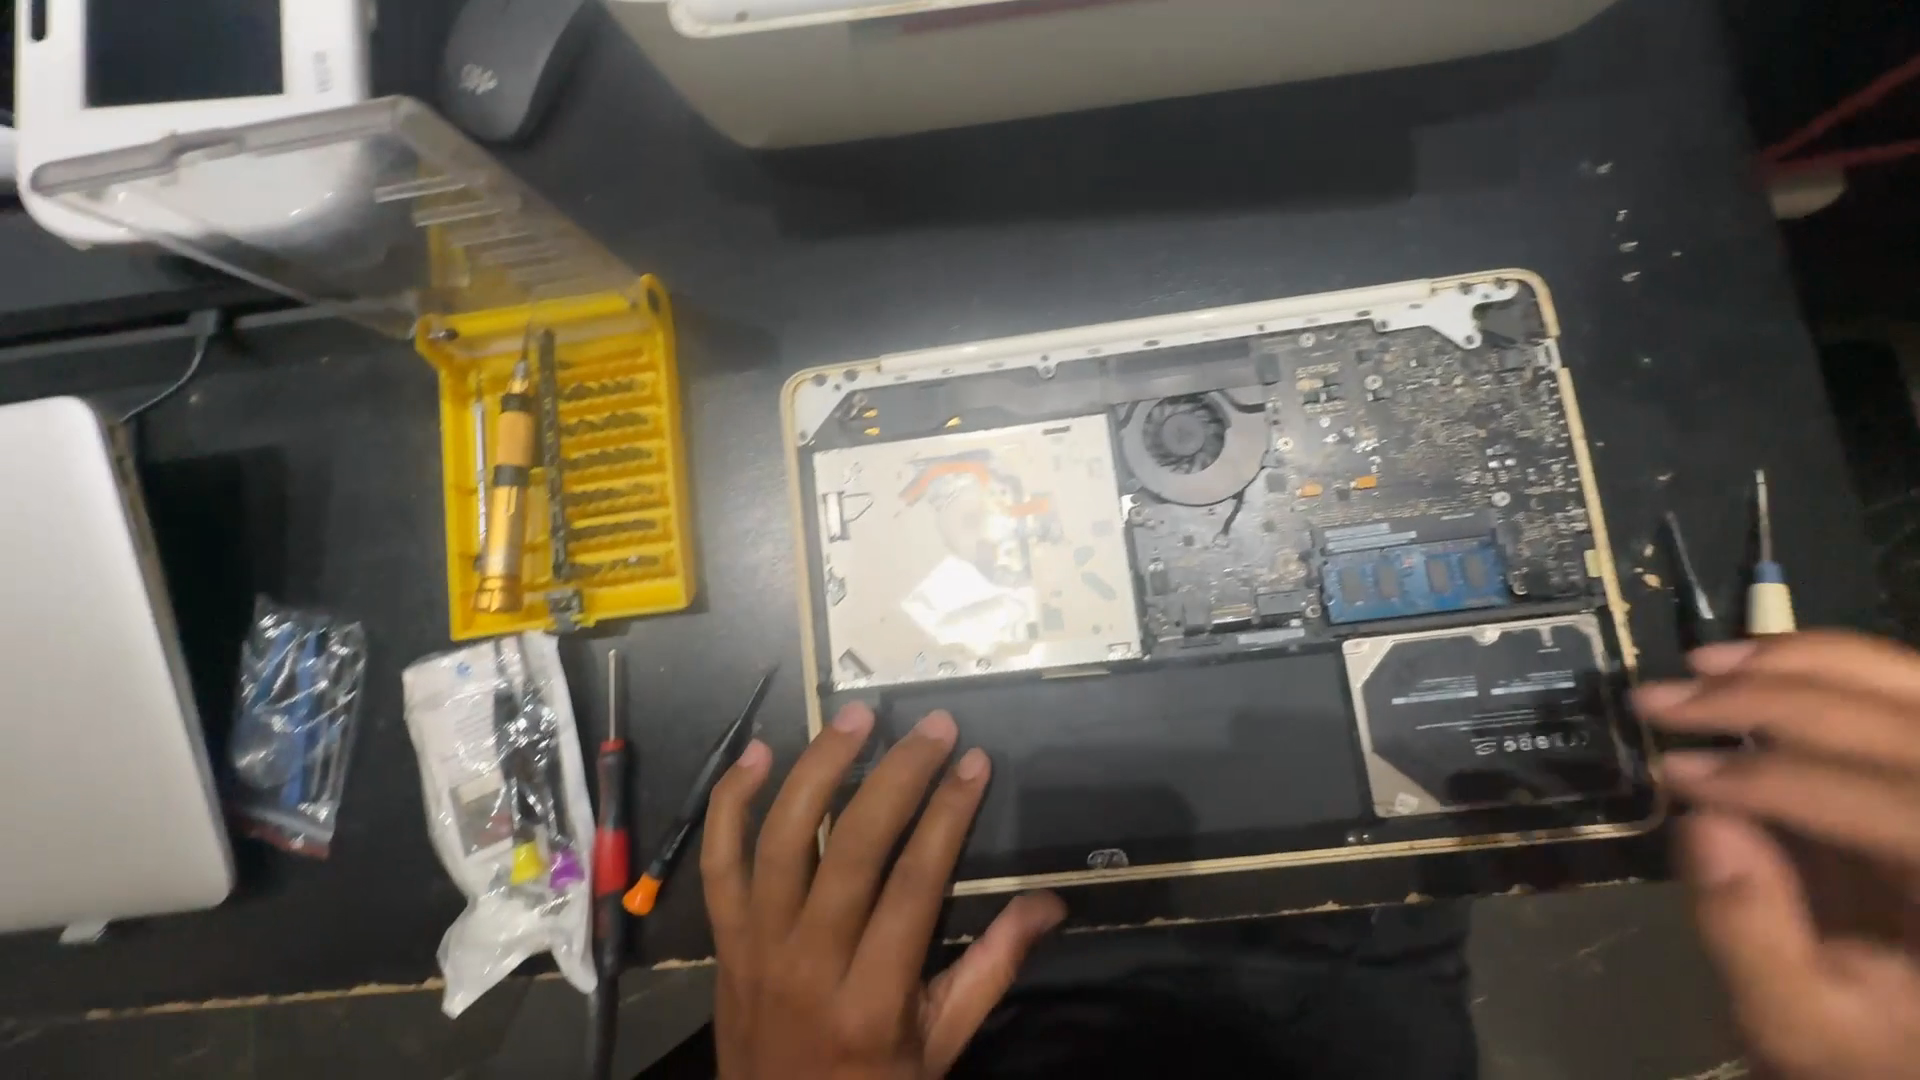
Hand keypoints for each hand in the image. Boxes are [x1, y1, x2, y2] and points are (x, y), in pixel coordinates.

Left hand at [701, 702, 1066, 1078]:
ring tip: (857, 718)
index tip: (974, 763)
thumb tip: (1050, 902)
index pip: (915, 883)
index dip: (948, 814)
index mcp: (871, 1000)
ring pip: (783, 838)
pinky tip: (758, 751)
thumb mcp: (941, 1045)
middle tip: (934, 726)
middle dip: (899, 775)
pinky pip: (718, 861)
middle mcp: (807, 962)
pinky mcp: (722, 938)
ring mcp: (755, 945)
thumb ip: (993, 968)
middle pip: (853, 848)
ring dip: (820, 768)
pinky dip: (731, 802)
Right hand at [1636, 631, 1919, 1079]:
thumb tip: (1704, 823)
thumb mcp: (1804, 1027)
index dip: (1774, 782)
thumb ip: (1753, 935)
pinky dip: (1828, 665)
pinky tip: (1749, 662)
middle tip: (1660, 700)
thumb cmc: (1869, 1052)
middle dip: (1770, 703)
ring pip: (1914, 689)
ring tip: (1702, 664)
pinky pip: (1900, 694)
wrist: (1916, 1053)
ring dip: (1802, 664)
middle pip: (1909, 730)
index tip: (1669, 773)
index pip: (1899, 811)